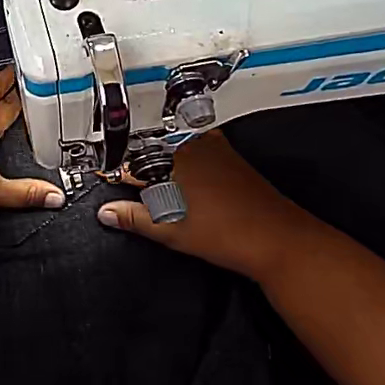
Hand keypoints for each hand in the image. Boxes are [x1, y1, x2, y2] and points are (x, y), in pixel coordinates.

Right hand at [96, 130, 321, 281]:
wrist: (277, 239)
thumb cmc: (229, 233)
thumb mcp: (171, 229)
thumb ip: (134, 217)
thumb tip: (107, 213)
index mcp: (173, 157)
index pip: (134, 163)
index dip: (122, 177)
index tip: (115, 186)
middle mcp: (192, 145)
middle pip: (155, 153)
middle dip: (145, 172)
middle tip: (144, 197)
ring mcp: (213, 147)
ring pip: (176, 151)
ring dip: (167, 168)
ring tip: (171, 197)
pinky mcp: (228, 154)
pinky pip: (198, 151)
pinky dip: (189, 166)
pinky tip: (194, 190)